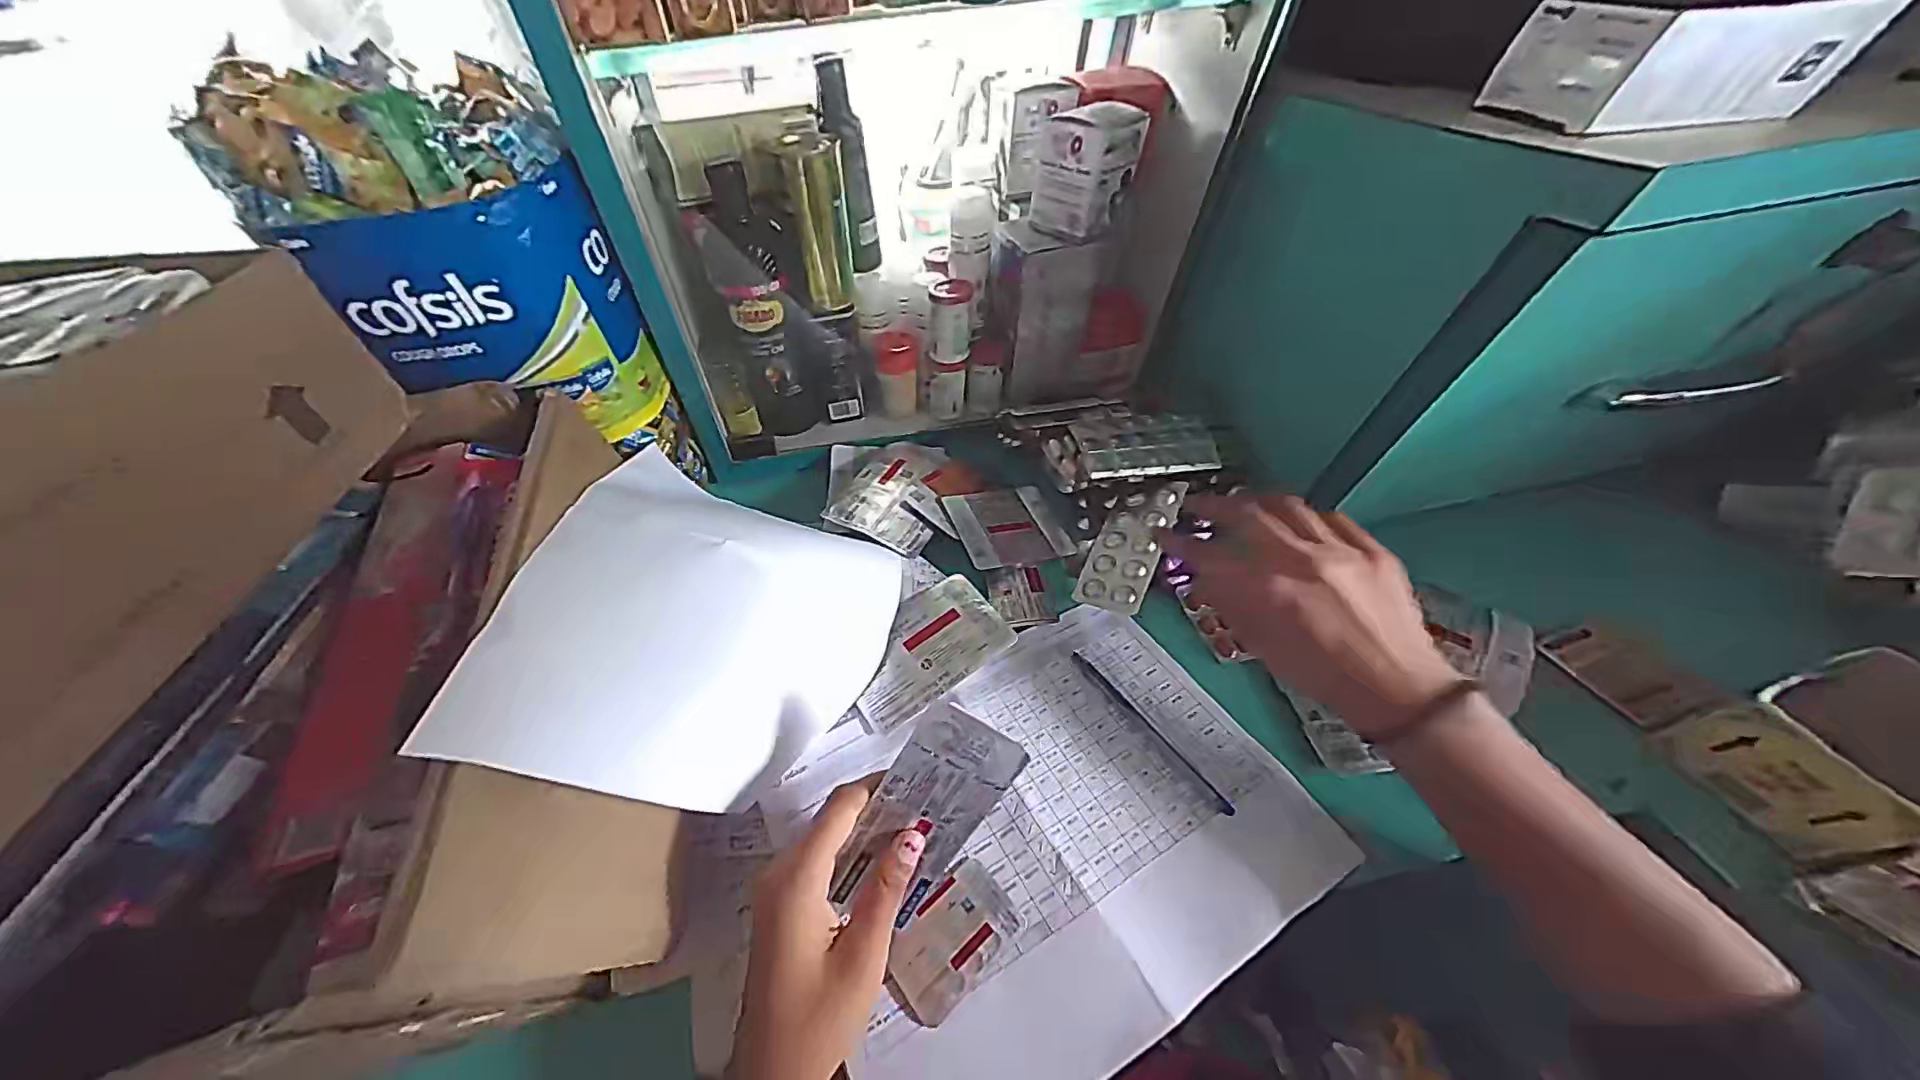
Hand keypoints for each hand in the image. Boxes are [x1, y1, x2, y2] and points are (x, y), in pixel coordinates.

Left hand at [732, 781, 925, 1079]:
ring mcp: (774, 888)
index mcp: (796, 880)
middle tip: (920, 806)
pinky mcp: (779, 903)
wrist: (774, 1072)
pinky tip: (879, 860)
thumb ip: (887, 888)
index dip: (876, 789)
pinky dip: (849, 853)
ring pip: (824, 838)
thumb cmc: (817, 1021)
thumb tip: (911, 834)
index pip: (839, 810)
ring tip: (909, 828)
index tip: (912, 782)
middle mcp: (778, 874)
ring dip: (864, 831)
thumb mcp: (864, 955)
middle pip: (830, 820)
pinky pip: (817, 860)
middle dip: (876, 809)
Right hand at [1162, 495, 1461, 739]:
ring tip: (1243, 505)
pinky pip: (1331, 517)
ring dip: (1257, 502)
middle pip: (1247, 515)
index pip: (1211, 556)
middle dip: (1213, 507)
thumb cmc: (1327, 678)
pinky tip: (1297, 522)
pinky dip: (1305, 516)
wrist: (1397, 689)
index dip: (1180, 543)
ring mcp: (1341, 551)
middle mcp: (1303, 562)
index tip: (1165, 534)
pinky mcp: (1372, 550)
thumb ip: (1234, 606)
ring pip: (1289, 506)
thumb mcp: (1264, 647)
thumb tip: (1209, 582)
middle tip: (1197, 507)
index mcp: (1271, 591)